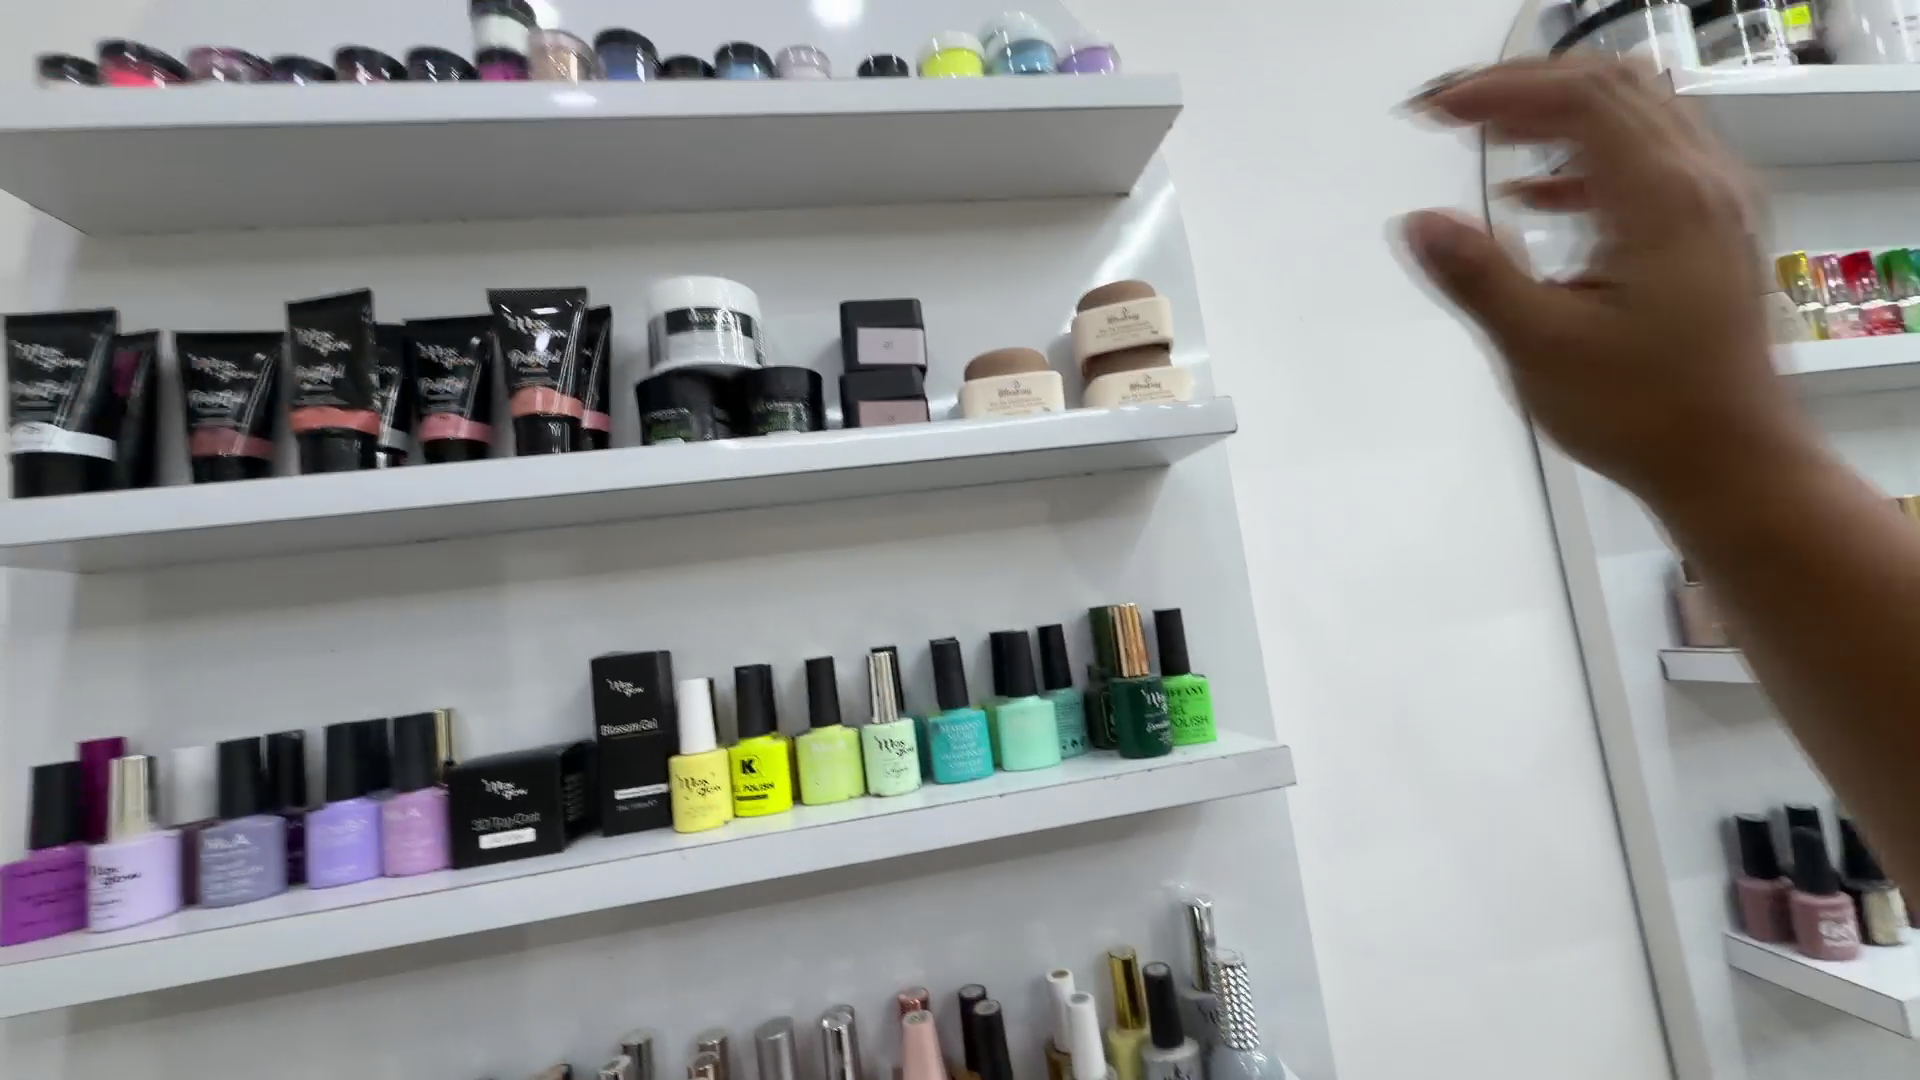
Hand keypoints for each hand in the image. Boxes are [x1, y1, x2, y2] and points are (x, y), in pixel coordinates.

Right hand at [1401, 57, 1815, 509]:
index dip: (1499, 91)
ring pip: (1635, 120)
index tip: (1429, 111)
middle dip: (1525, 88)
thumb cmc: (1634, 406)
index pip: (1580, 101)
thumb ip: (1477, 274)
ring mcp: (1710, 206)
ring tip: (1481, 137)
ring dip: (1553, 118)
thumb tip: (1415, 220)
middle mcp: (1701, 182)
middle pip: (1616, 90)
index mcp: (1662, 199)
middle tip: (1448, 111)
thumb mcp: (1538, 343)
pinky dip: (1577, 163)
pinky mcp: (1702, 234)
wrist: (1726, 459)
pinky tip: (1528, 194)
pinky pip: (1641, 166)